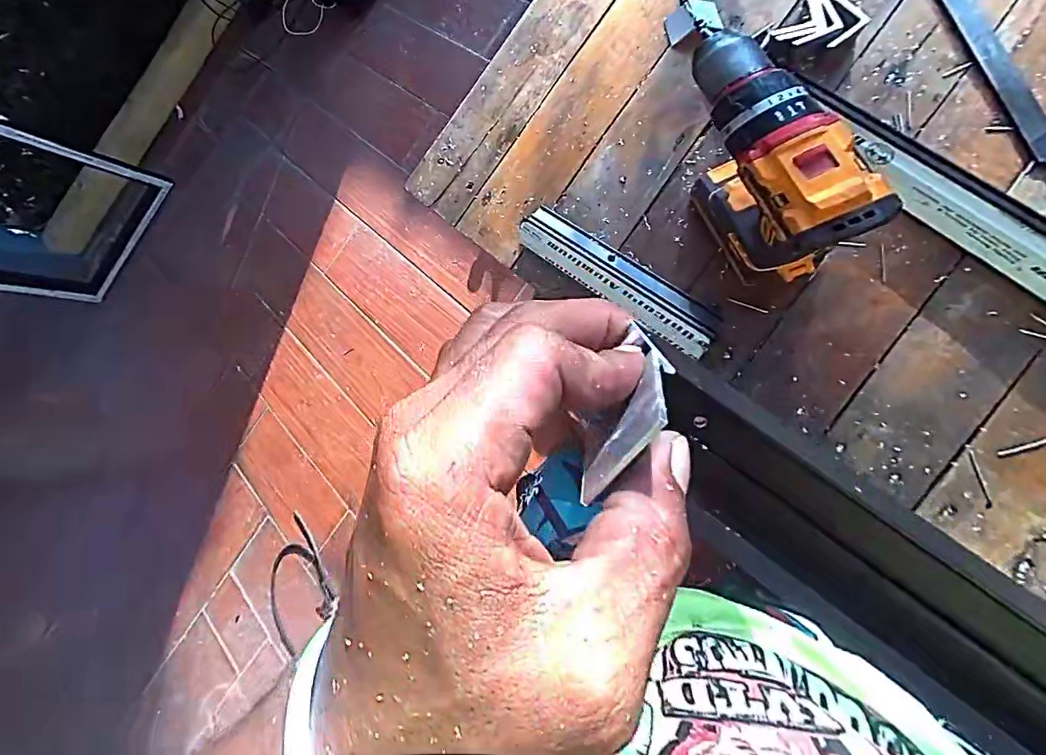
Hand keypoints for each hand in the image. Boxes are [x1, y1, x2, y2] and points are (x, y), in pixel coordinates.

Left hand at [315, 299, 693, 754]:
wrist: (381, 739)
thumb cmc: (470, 714)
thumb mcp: (592, 651)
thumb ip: (648, 540)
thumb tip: (663, 456)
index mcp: (442, 463)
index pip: (530, 354)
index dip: (598, 357)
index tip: (648, 382)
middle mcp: (412, 431)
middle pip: (503, 335)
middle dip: (576, 331)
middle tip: (635, 349)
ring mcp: (406, 440)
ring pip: (484, 349)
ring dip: (551, 351)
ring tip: (612, 377)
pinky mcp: (412, 457)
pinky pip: (473, 387)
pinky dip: (526, 382)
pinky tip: (569, 416)